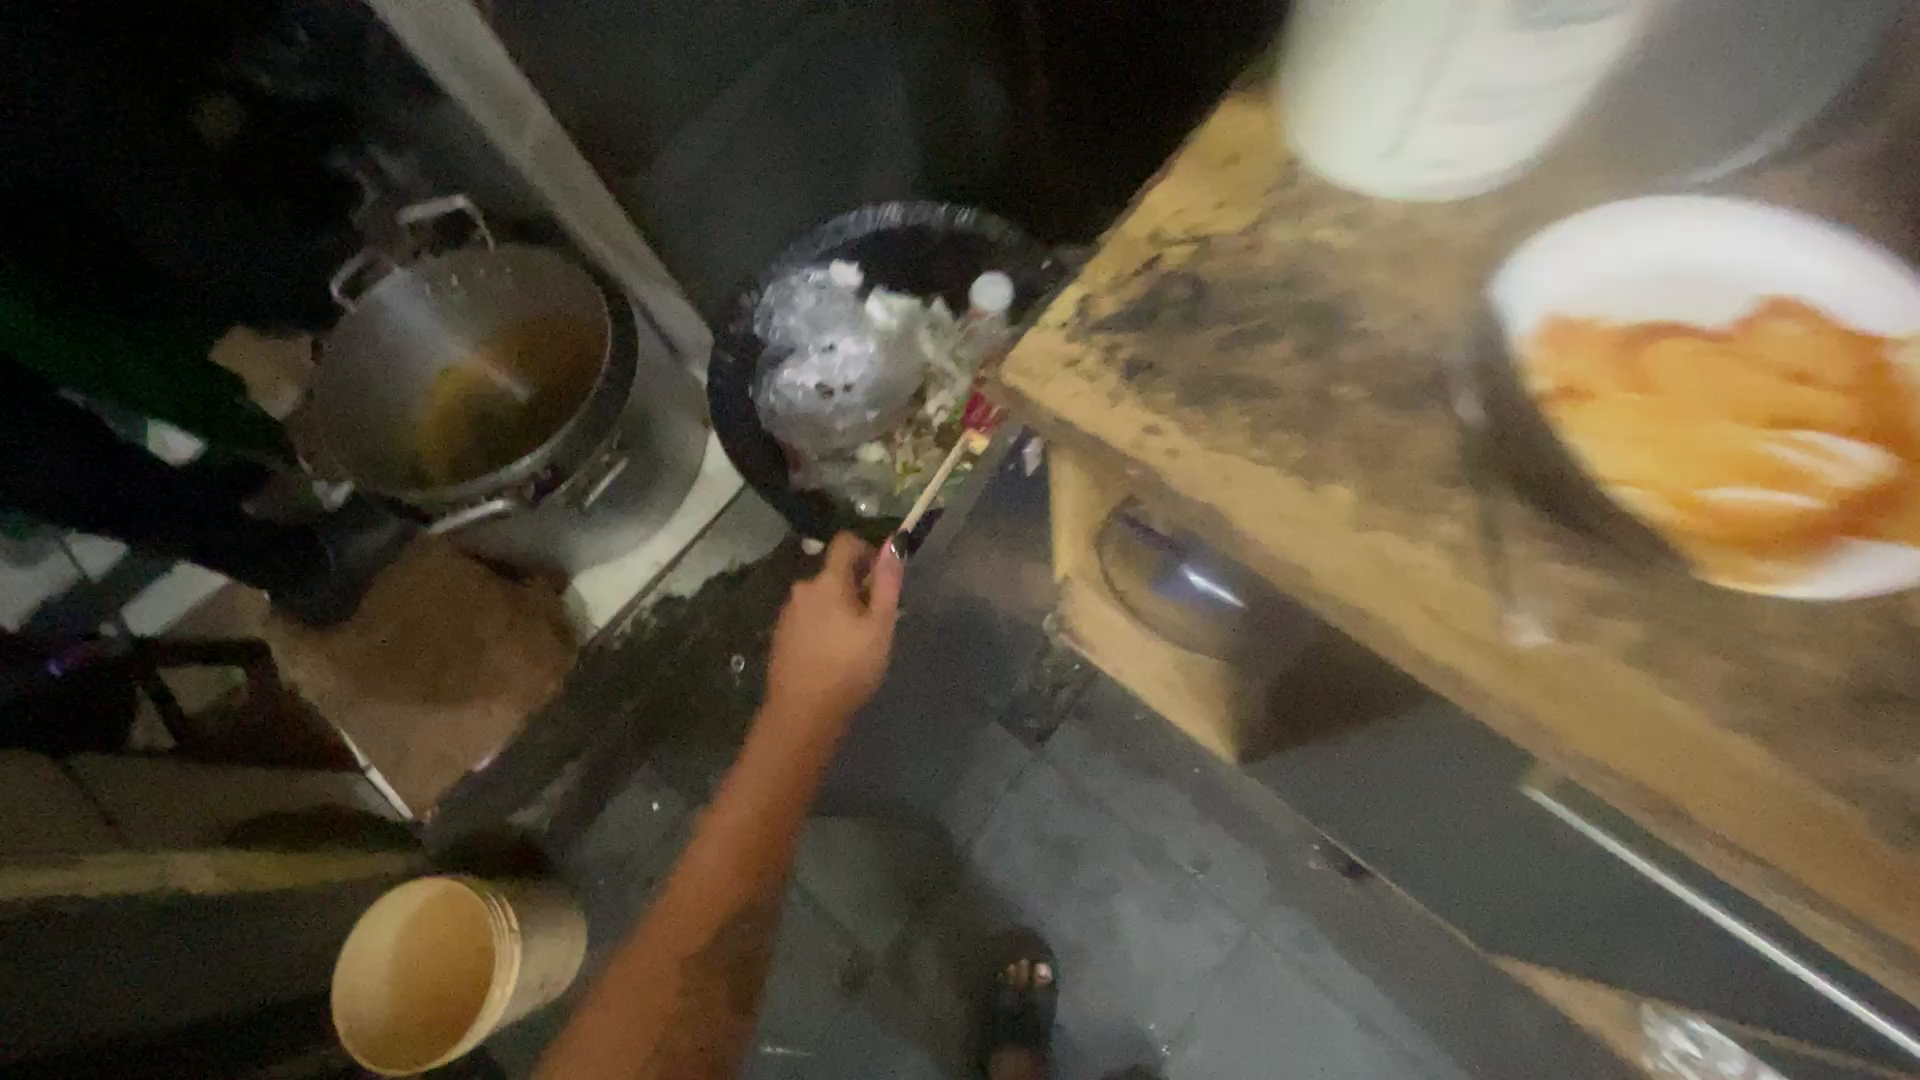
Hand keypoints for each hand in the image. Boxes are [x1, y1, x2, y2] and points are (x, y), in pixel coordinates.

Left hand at [765, 533, 903, 724]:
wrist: (803, 713)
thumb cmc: (850, 667)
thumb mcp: (880, 625)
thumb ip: (887, 582)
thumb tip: (893, 543)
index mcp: (828, 581)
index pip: (845, 542)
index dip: (867, 551)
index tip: (881, 578)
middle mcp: (802, 589)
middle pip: (833, 572)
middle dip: (855, 586)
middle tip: (874, 619)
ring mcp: (787, 613)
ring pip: (819, 596)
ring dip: (838, 607)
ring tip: (854, 641)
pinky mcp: (780, 635)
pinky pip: (807, 616)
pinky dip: (822, 624)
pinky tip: (832, 654)